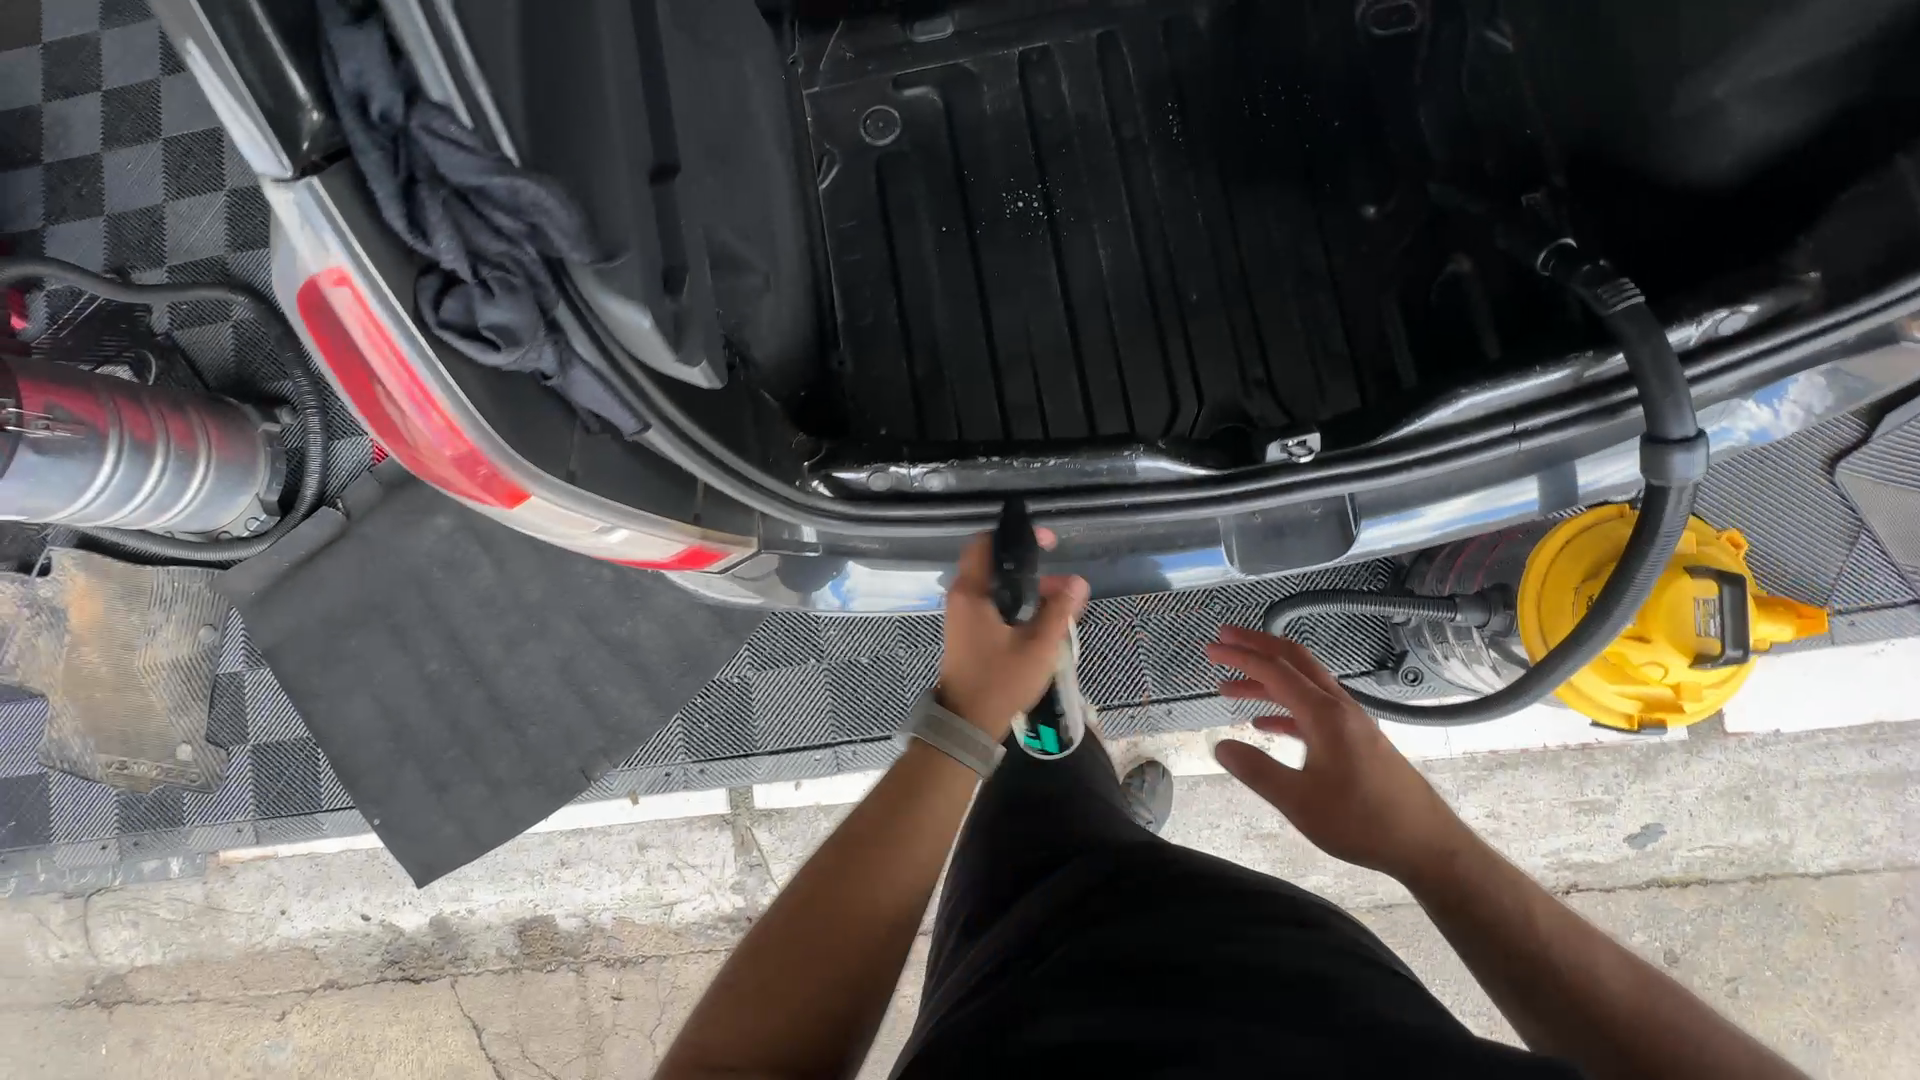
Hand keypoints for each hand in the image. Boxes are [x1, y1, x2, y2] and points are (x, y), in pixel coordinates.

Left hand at [937, 529, 1088, 739]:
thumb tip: (1078, 582)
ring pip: (997, 589)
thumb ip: (1059, 610)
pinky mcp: (968, 632)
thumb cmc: (1000, 681)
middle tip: (1063, 583)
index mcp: (971, 592)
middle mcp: (962, 597)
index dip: (1016, 537)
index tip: (1047, 543)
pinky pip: (993, 606)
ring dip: (1027, 591)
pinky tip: (1043, 620)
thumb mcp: (1038, 646)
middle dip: (1031, 569)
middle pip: (995, 566)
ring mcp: (963, 616)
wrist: (967, 723)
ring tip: (1061, 604)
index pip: (986, 544)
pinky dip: (1016, 606)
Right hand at [1206, 624, 1474, 882]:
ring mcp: (1351, 722)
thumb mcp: (1299, 801)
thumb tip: (1219, 746)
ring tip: (1229, 688)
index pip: (1275, 670)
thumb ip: (1256, 770)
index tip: (1212, 647)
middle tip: (1223, 639)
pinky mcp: (1357, 740)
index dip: (1240, 655)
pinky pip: (1313, 709)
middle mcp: (1339, 708)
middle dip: (1256, 646)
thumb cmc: (1362, 822)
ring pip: (1303, 684)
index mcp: (1324, 714)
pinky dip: (1284, 707)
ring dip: (1266, 679)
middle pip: (1294, 660)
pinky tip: (1264, 723)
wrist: (1427, 844)